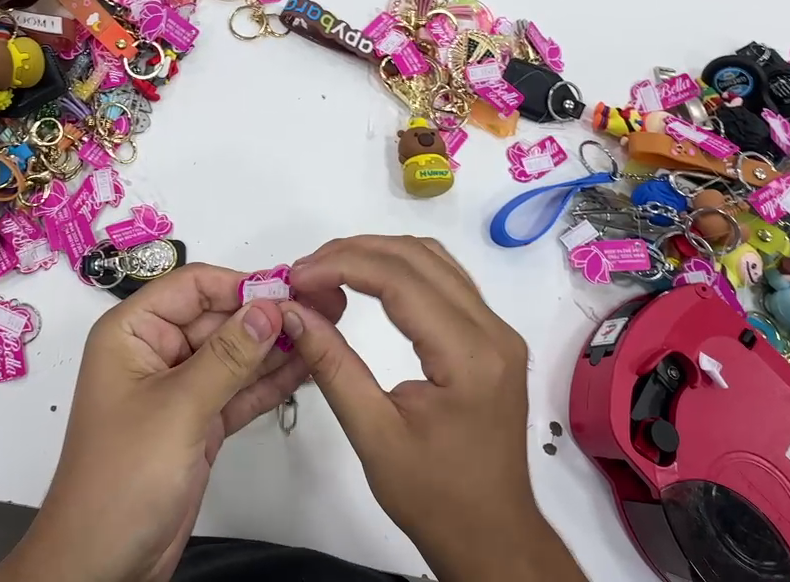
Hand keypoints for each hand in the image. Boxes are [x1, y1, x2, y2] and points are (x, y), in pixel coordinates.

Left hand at [0, 264, 345, 581]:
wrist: (102, 563)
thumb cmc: (122, 478)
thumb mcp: (177, 409)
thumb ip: (227, 357)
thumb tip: (269, 307)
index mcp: (131, 332)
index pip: (191, 287)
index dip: (239, 284)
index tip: (290, 289)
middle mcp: (154, 351)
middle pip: (216, 317)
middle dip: (264, 314)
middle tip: (321, 308)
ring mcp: (178, 388)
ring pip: (232, 354)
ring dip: (273, 346)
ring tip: (323, 330)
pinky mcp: (198, 421)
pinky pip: (237, 389)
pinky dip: (268, 382)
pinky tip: (306, 368)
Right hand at [281, 236, 585, 581]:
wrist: (492, 536)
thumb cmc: (433, 496)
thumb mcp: (372, 434)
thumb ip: (332, 365)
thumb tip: (292, 310)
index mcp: (470, 356)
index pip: (400, 279)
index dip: (341, 265)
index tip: (296, 277)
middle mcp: (493, 330)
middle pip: (417, 256)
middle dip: (353, 252)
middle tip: (304, 272)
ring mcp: (497, 330)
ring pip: (432, 258)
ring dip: (376, 253)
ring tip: (326, 271)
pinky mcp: (491, 337)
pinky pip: (444, 277)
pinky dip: (399, 268)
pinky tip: (365, 281)